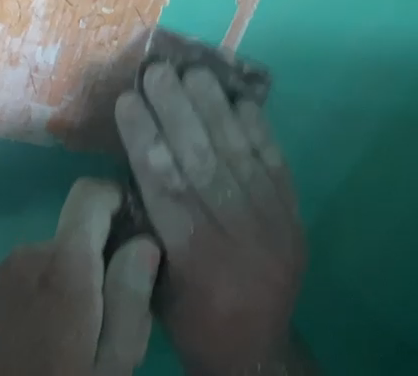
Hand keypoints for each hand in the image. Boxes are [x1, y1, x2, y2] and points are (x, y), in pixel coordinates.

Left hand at [0, 178, 162, 375]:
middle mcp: (30, 252)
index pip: (90, 192)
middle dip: (104, 260)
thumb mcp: (111, 365)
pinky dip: (53, 294)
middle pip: (78, 233)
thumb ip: (131, 300)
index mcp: (63, 264)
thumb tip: (144, 242)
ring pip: (57, 258)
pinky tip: (56, 340)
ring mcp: (4, 270)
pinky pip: (34, 275)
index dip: (118, 200)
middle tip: (121, 314)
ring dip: (77, 283)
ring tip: (87, 337)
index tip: (141, 231)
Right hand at [116, 62, 306, 375]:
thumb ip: (141, 224)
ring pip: (239, 155)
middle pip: (203, 162)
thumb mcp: (151, 279)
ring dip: (214, 107)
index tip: (126, 99)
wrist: (256, 348)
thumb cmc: (189, 313)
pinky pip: (275, 163)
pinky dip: (256, 128)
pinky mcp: (295, 218)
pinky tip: (236, 97)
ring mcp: (272, 226)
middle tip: (156, 70)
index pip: (165, 185)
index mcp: (194, 259)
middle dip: (176, 110)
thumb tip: (122, 163)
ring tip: (192, 70)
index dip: (144, 138)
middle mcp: (237, 238)